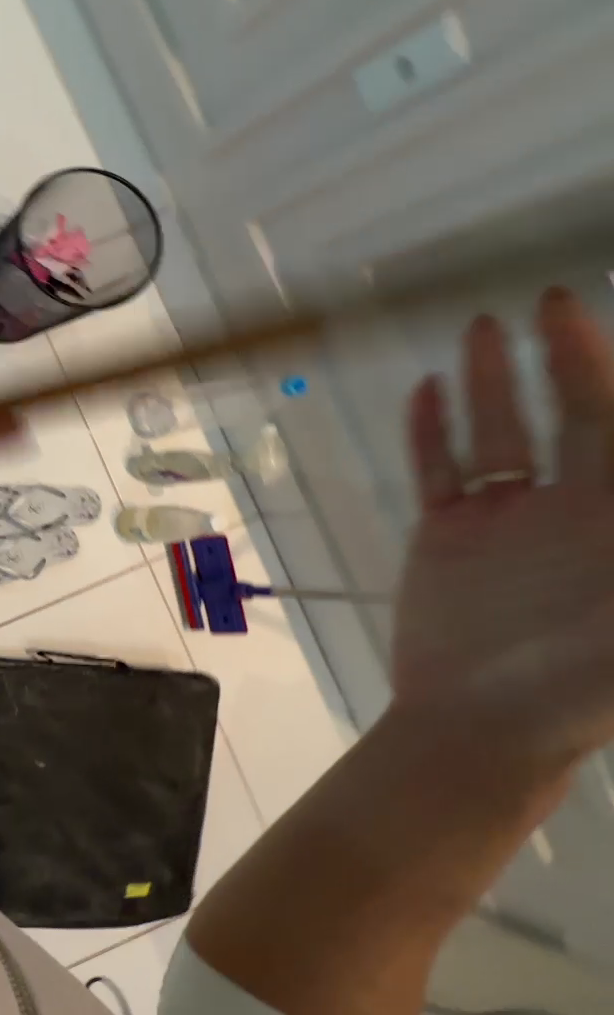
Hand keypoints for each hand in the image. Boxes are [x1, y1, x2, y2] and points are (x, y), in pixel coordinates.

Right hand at [394, 286, 613, 764]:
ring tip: (480, 330)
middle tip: (549, 302)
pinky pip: (438, 471)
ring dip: (492, 383)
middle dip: (565, 359)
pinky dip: (430, 432)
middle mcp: (572, 508)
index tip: (600, 324)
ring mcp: (504, 520)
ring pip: (498, 434)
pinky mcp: (446, 534)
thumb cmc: (576, 682)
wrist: (475, 721)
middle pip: (571, 417)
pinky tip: (428, 393)